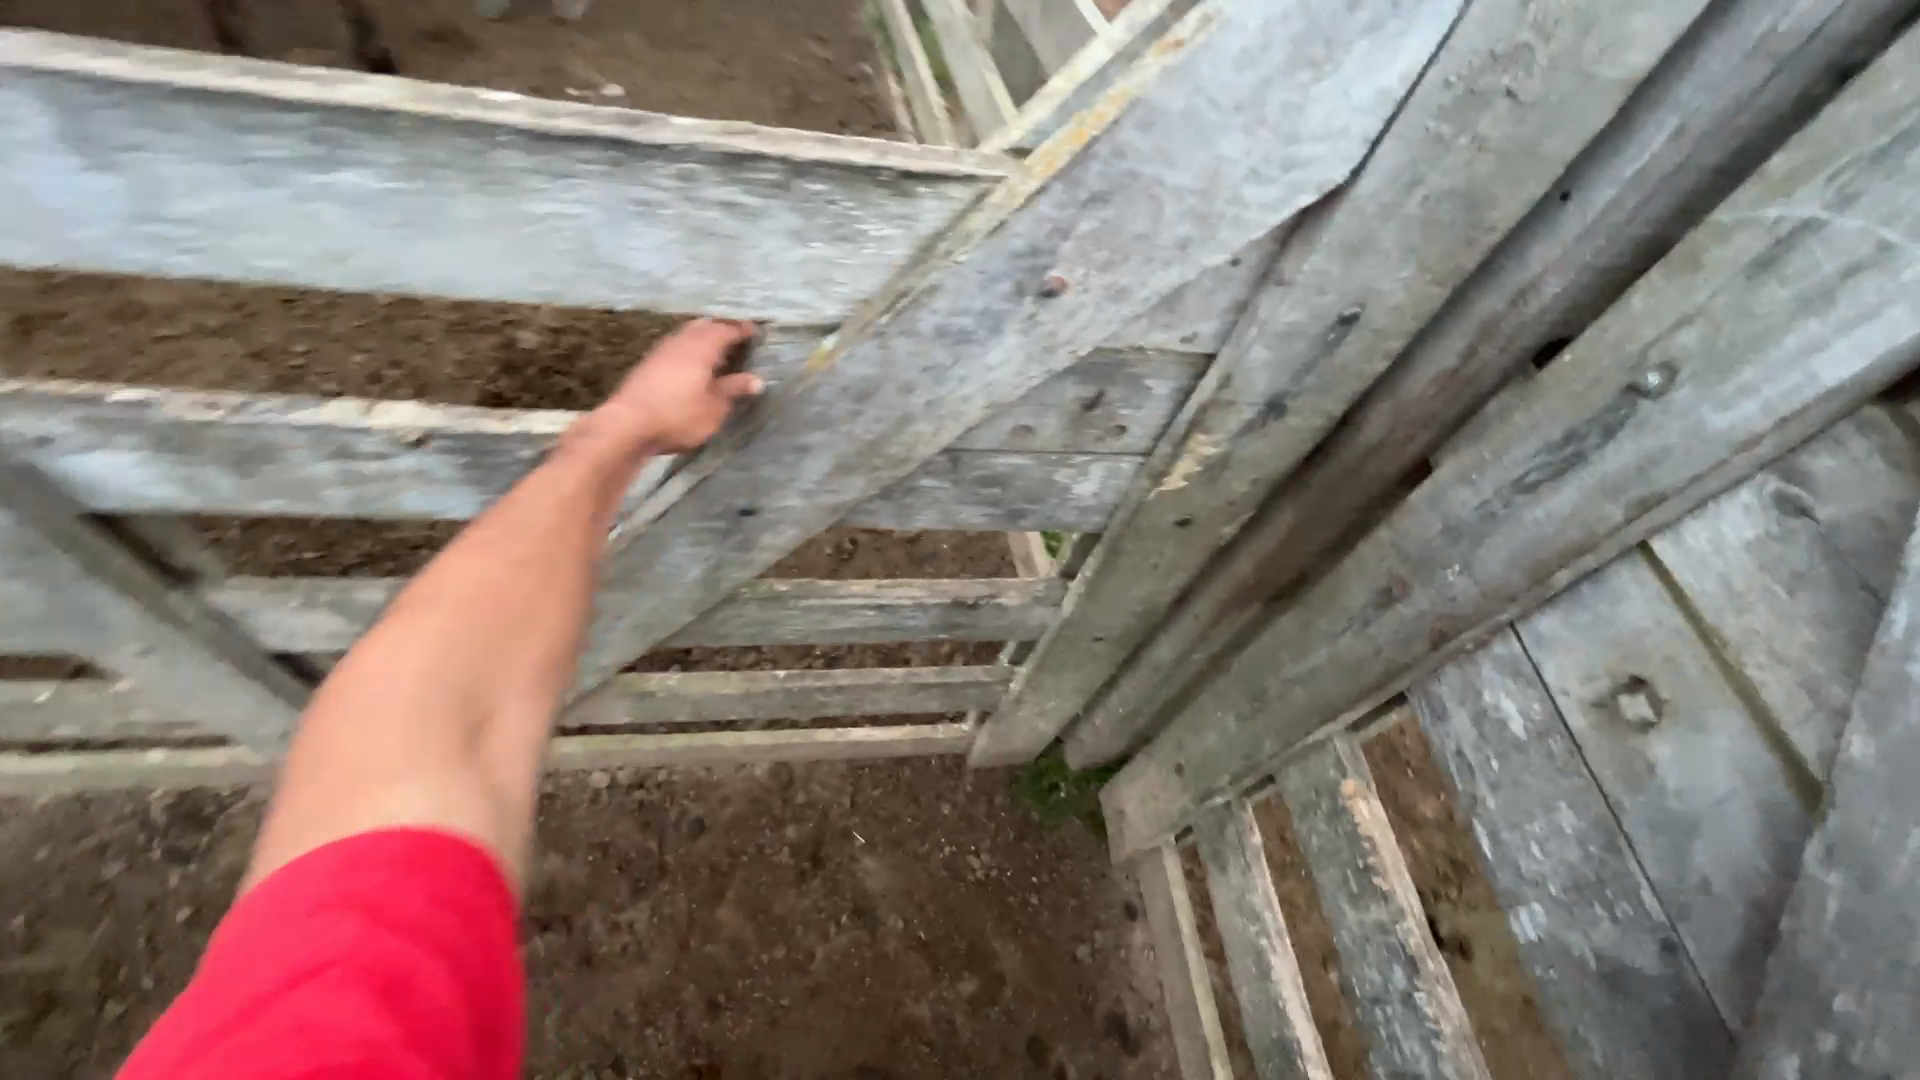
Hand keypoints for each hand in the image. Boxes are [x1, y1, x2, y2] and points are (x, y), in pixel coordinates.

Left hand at [568, 318, 764, 459]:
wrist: (627, 425)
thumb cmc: (678, 416)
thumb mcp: (714, 408)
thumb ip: (733, 390)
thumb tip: (756, 380)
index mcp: (701, 348)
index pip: (725, 329)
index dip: (741, 329)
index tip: (754, 331)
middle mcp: (680, 342)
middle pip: (703, 326)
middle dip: (720, 328)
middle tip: (736, 337)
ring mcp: (660, 352)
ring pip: (686, 335)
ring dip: (703, 338)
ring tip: (717, 351)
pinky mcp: (648, 365)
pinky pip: (675, 347)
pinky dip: (689, 349)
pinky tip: (693, 365)